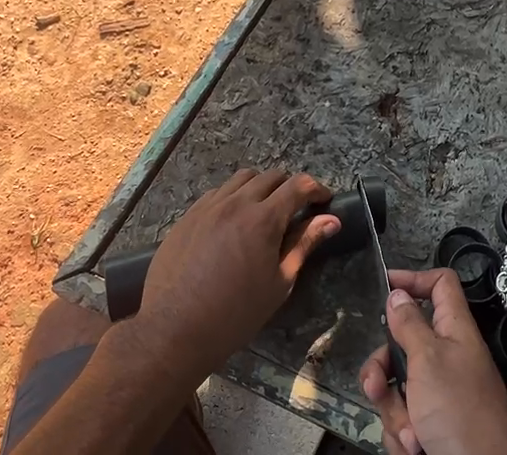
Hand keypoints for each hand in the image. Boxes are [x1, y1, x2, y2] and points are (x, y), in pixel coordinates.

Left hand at [137, 169, 341, 374]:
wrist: (174, 331)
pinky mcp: (187, 216)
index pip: (298, 185)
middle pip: (271, 176)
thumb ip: (304, 244)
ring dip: (260, 187)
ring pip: (242, 179)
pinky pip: (217, 193)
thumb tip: (331, 220)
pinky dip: (233, 198)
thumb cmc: (235, 314)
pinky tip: (232, 222)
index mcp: (263, 219)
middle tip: (294, 210)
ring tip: (263, 212)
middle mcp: (236, 203)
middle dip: (289, 187)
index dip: (316, 189)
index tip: (324, 200)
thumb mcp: (279, 282)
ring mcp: (208, 207)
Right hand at [360, 269, 506, 454]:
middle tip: (380, 386)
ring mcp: (438, 393)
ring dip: (395, 412)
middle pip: (404, 343)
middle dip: (384, 369)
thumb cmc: (461, 412)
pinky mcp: (431, 424)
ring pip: (397, 386)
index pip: (440, 285)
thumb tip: (398, 293)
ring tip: (412, 433)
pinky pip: (402, 418)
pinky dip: (403, 435)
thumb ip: (409, 325)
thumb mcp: (429, 361)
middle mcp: (446, 357)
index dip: (414, 279)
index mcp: (454, 330)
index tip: (385, 284)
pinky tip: (416, 447)